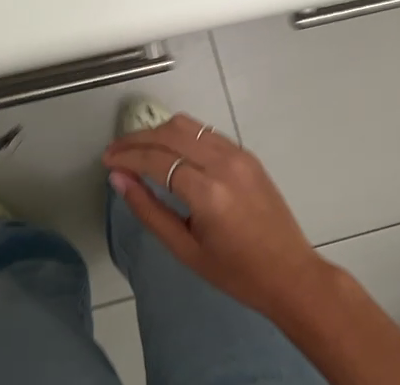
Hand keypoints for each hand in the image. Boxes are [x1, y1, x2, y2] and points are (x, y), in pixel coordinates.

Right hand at [103, 112, 324, 322]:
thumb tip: (118, 179)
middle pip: (168, 133)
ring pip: (186, 124)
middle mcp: (223, 164)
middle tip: (116, 153)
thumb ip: (148, 210)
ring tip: (138, 149)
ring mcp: (238, 155)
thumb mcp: (185, 250)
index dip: (126, 156)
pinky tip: (169, 150)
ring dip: (157, 131)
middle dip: (136, 139)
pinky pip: (205, 132)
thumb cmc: (237, 273)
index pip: (155, 159)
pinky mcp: (247, 154)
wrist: (292, 275)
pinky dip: (180, 134)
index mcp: (207, 193)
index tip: (107, 161)